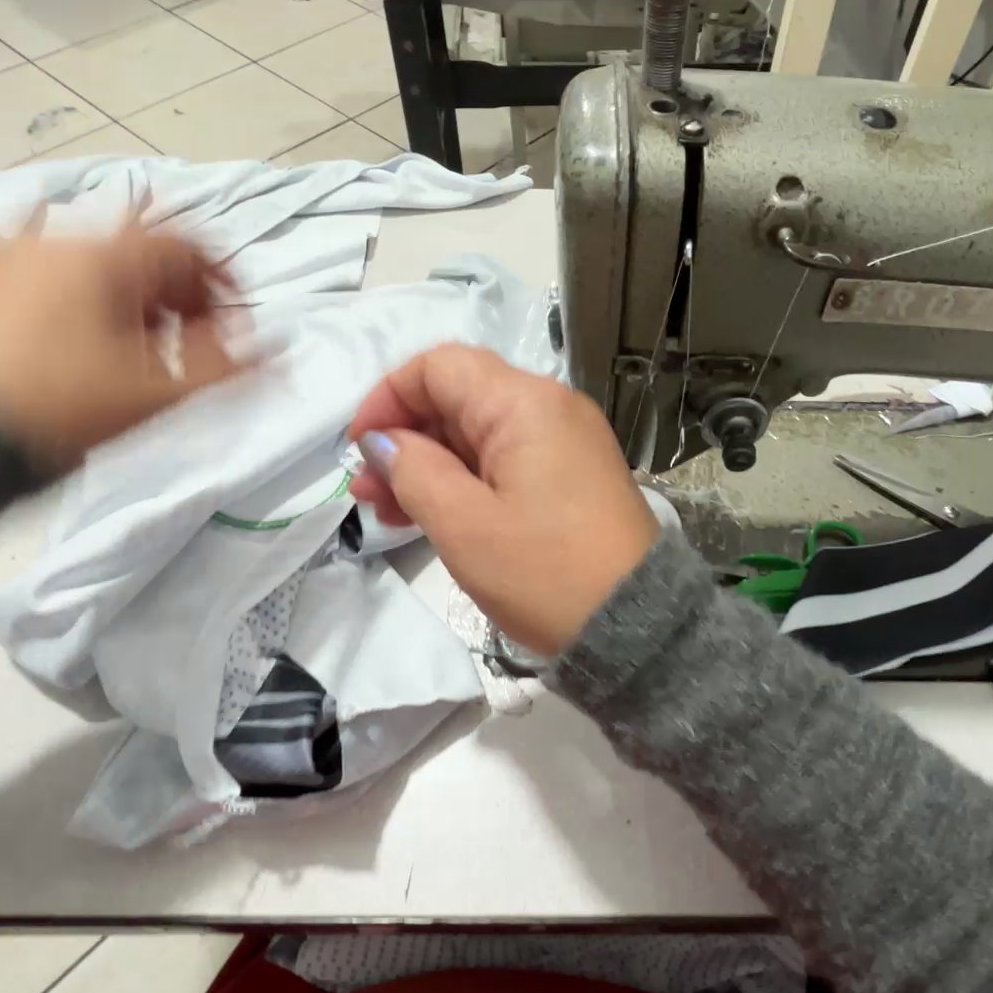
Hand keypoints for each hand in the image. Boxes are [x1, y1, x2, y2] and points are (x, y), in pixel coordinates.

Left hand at [0, 225, 243, 469]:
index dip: (221, 286)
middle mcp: (57, 236)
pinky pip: (38, 270)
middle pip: (140, 251)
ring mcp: (5, 252)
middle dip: (172, 295)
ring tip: (123, 349)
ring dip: (124, 297)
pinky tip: (67, 338)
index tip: (227, 329)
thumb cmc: (64, 406)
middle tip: (178, 345)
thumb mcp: (159, 392)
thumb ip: (228, 368)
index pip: (189, 248)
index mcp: (110, 256)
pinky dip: (70, 296)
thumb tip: (280, 351)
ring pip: (90, 260)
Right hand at [347, 345, 657, 654]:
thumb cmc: (545, 573)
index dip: (387, 397)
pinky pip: (507, 462)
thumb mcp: (464, 524)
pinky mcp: (574, 477)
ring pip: (480, 434)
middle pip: (459, 399)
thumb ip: (414, 471)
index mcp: (525, 403)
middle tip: (366, 494)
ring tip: (387, 513)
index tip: (358, 448)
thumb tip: (384, 440)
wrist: (634, 625)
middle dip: (406, 439)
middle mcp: (551, 408)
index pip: (439, 366)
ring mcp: (567, 443)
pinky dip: (467, 482)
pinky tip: (435, 515)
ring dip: (431, 465)